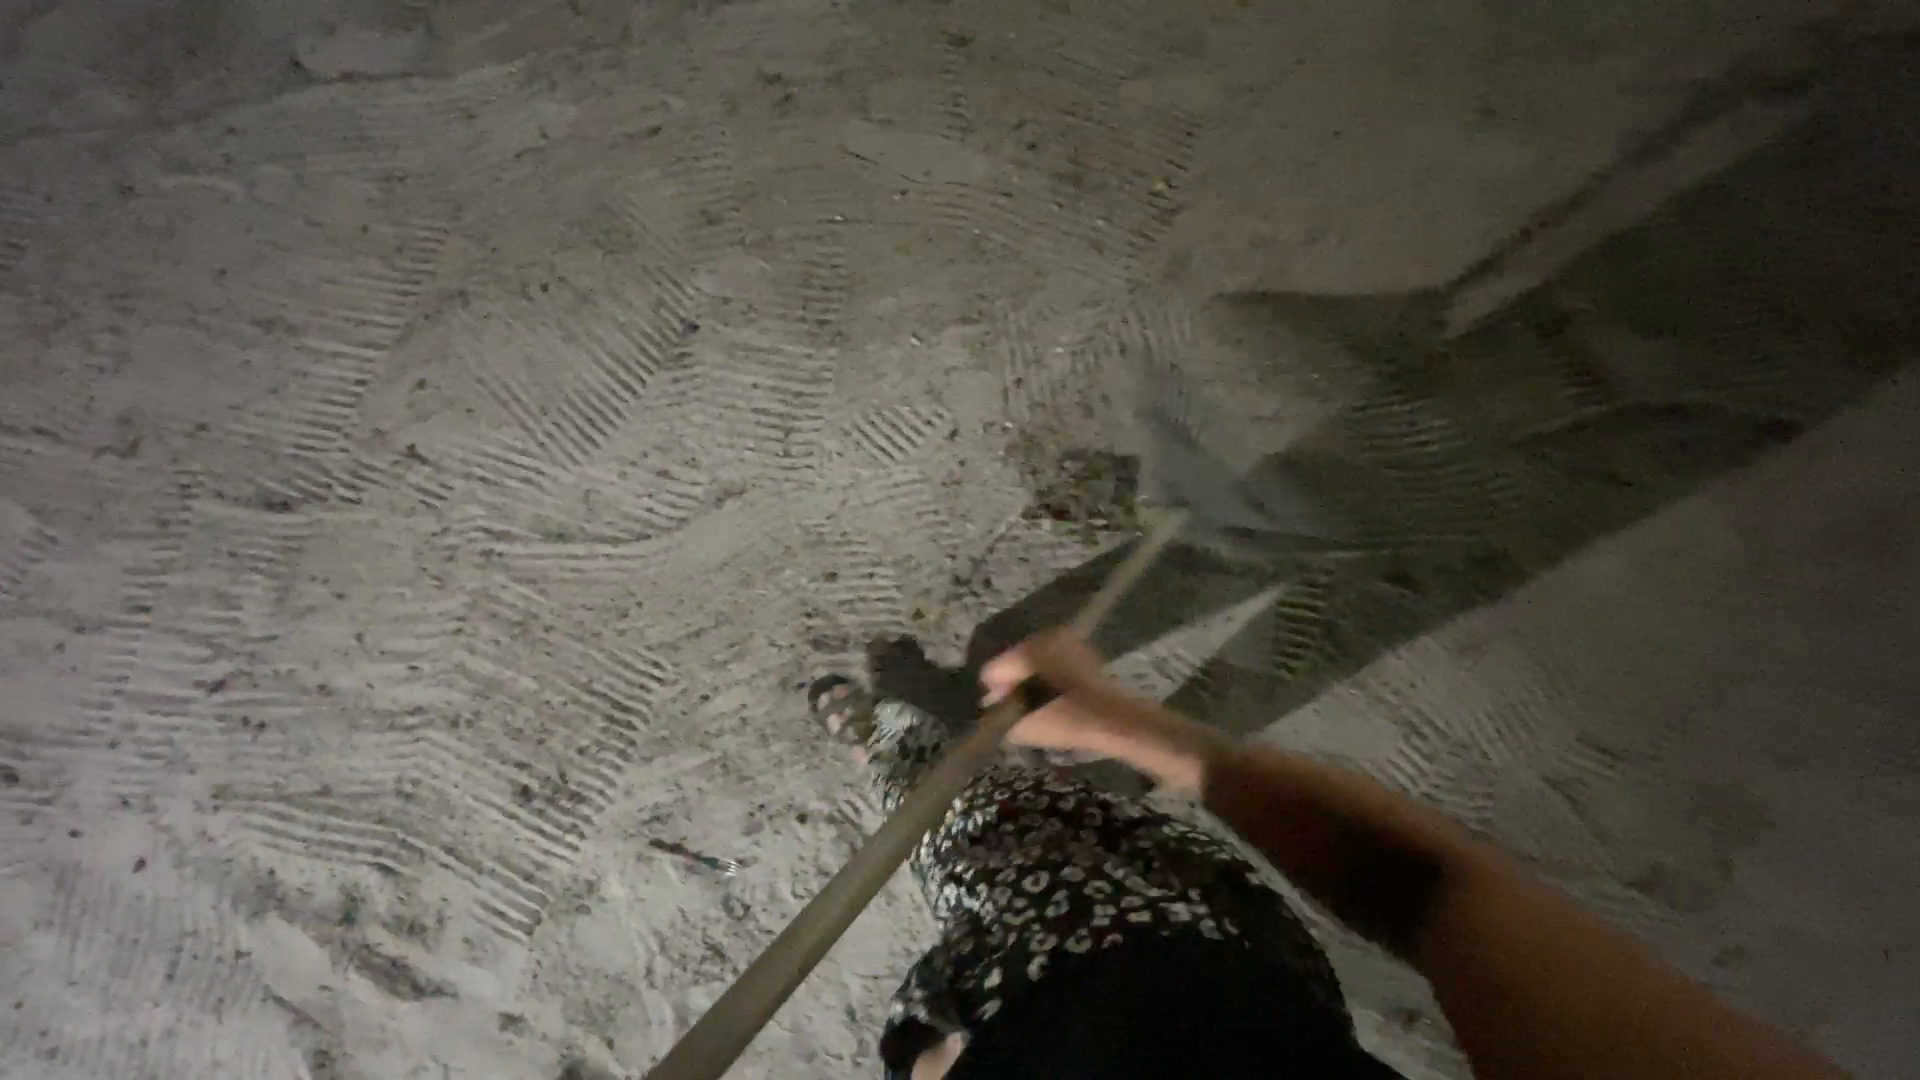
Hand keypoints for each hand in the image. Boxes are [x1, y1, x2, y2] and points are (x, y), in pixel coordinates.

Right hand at [978, 630, 1134, 753]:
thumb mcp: (1023, 727)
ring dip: (1031, 675)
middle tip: (1020, 705)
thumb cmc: (1065, 721)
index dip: (994, 692)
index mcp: (1024, 652)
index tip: (1002, 710)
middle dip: (1013, 680)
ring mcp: (1064, 639)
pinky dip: (1050, 671)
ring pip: (1034, 657)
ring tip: (1039, 699)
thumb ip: (998, 713)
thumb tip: (991, 703)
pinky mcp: (1081, 647)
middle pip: (1013, 659)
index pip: (992, 670)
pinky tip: (1056, 691)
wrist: (1113, 718)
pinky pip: (1053, 657)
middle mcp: (1041, 637)